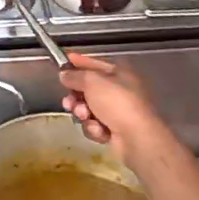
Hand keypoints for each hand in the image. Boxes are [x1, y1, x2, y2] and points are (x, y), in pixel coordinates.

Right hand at [58, 53, 178, 164]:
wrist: (136, 138)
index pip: (93, 63)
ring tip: (85, 116)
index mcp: (118, 73)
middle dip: (76, 97)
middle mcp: (119, 90)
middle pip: (88, 89)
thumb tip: (64, 74)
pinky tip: (100, 130)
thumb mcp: (92, 82)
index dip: (77, 62)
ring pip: (88, 109)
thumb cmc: (117, 103)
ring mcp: (117, 111)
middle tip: (68, 102)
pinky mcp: (115, 130)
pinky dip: (94, 128)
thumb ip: (75, 76)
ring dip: (83, 113)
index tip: (62, 62)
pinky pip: (95, 125)